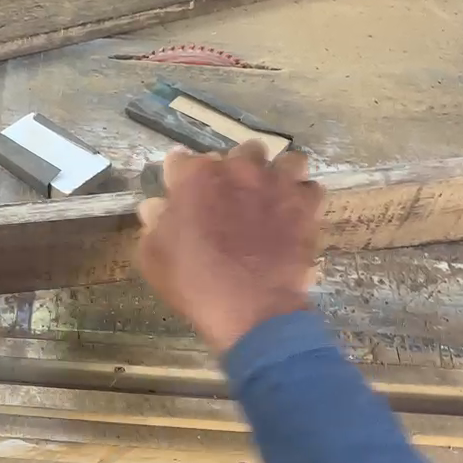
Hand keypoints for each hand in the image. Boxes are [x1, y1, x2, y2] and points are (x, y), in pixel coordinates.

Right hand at [136, 143, 321, 353]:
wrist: (250, 310)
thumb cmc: (193, 284)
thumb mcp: (153, 257)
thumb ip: (154, 223)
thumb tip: (156, 207)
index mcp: (196, 176)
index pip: (180, 161)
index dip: (179, 180)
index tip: (179, 196)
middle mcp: (238, 168)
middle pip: (237, 152)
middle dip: (232, 171)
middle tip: (227, 201)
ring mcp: (276, 184)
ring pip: (284, 161)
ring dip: (276, 175)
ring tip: (270, 198)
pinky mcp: (305, 206)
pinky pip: (309, 188)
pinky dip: (302, 199)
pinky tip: (292, 215)